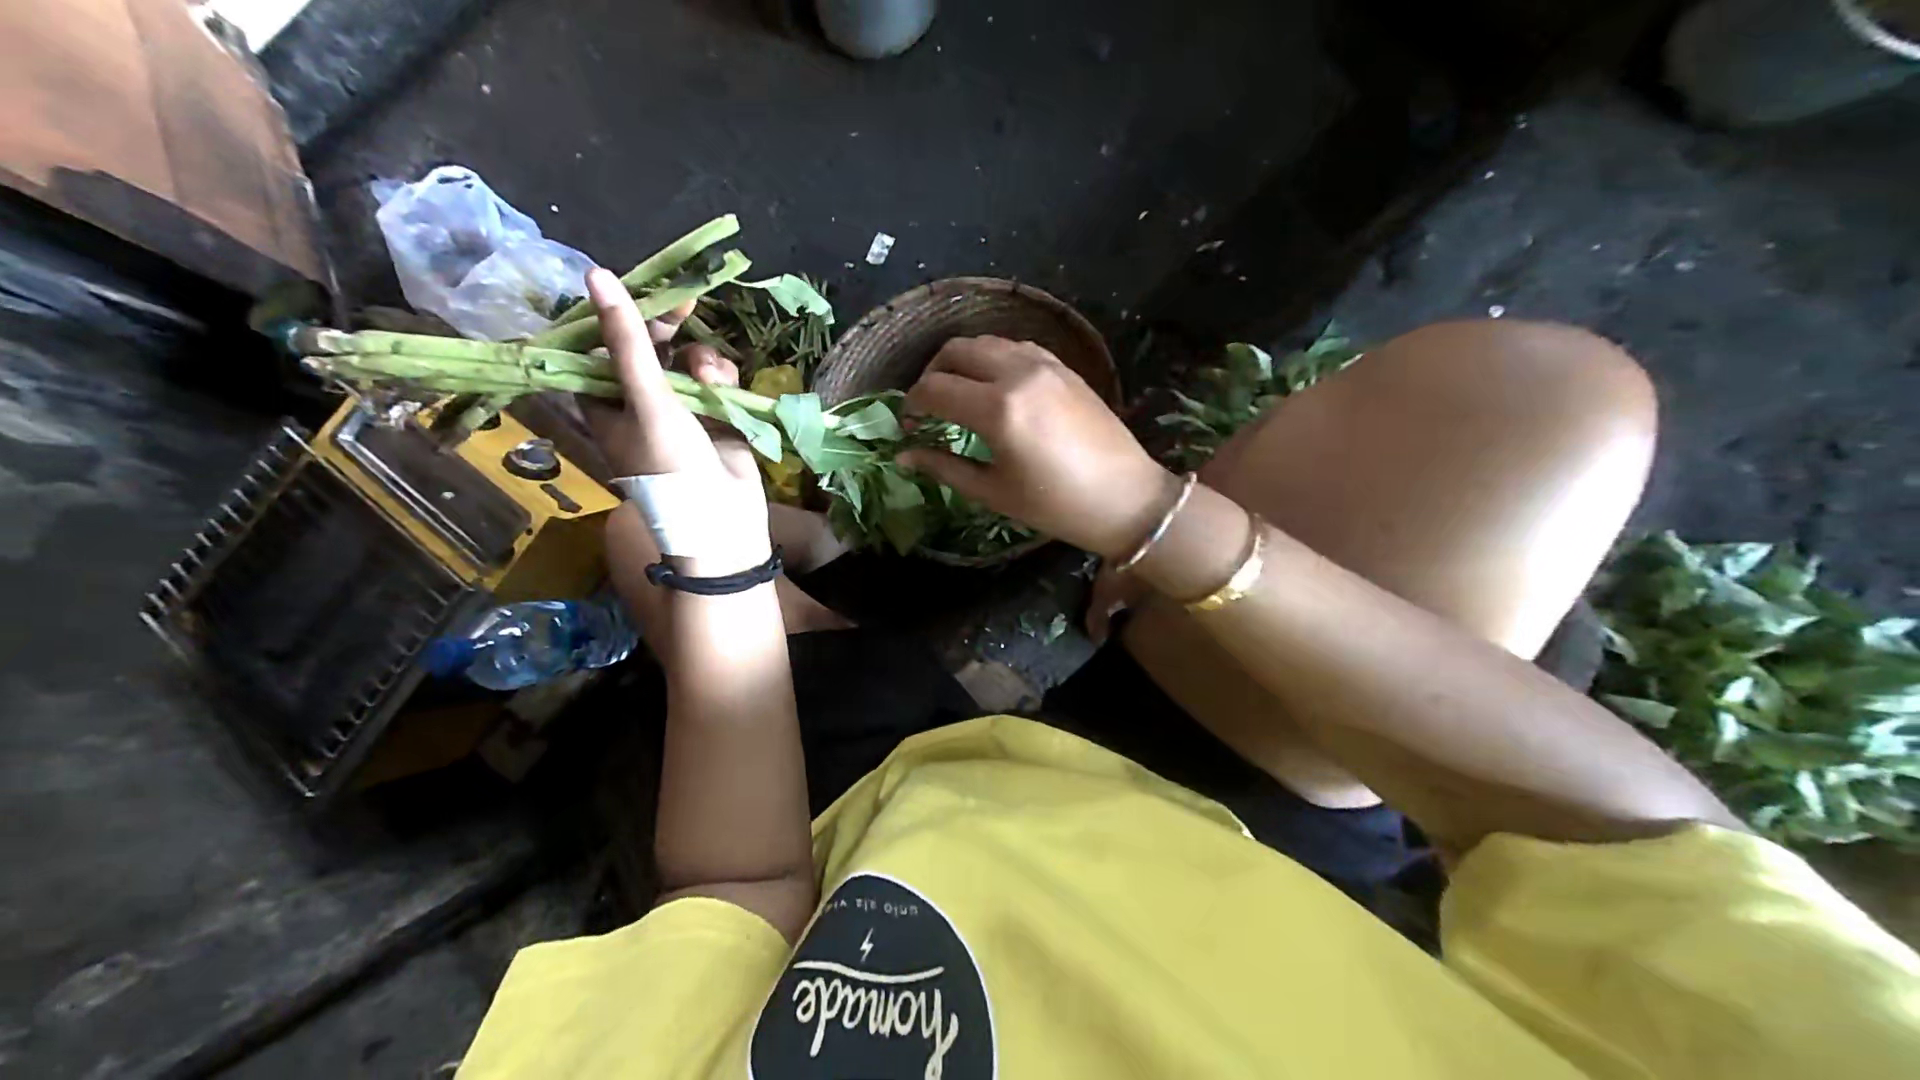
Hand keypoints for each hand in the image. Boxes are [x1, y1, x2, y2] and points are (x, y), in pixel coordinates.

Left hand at [580, 267, 767, 571]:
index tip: (641, 293)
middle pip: (649, 348)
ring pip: (689, 360)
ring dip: (702, 360)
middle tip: (685, 306)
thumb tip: (596, 274)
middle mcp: (640, 401)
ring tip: (711, 377)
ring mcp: (680, 409)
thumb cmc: (671, 465)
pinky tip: (726, 389)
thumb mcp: (646, 399)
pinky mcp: (715, 415)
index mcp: (605, 401)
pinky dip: (722, 380)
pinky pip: (717, 380)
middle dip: (668, 331)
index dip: (618, 317)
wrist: (722, 517)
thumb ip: (627, 340)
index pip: (603, 345)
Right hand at [898, 336, 1178, 557]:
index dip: (912, 406)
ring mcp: (1044, 364)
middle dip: (931, 375)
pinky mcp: (1062, 366)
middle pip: (954, 352)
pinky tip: (992, 386)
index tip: (909, 426)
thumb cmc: (1055, 505)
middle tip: (928, 406)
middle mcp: (1017, 373)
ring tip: (957, 393)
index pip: (934, 389)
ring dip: (961, 362)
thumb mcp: (993, 492)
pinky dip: (992, 358)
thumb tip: (903, 455)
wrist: (1125, 498)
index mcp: (997, 409)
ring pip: (985, 342)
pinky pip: (1014, 347)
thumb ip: (943, 467)